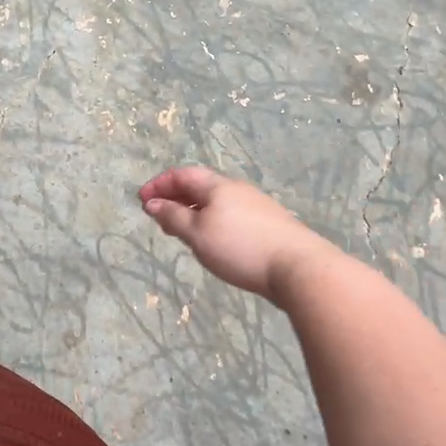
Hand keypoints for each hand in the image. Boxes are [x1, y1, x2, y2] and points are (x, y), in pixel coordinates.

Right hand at [138, 166, 340, 301]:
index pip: (182, 175)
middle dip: (176, 198)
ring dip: (195, 212)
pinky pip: (233, 216)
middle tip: (160, 217)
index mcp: (217, 186)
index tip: (142, 201)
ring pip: (218, 203)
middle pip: (201, 187)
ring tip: (185, 233)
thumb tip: (153, 204)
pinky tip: (217, 243)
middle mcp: (238, 190)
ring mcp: (259, 207)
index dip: (159, 184)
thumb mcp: (197, 234)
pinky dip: (215, 223)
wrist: (302, 270)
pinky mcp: (273, 227)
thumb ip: (172, 217)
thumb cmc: (241, 248)